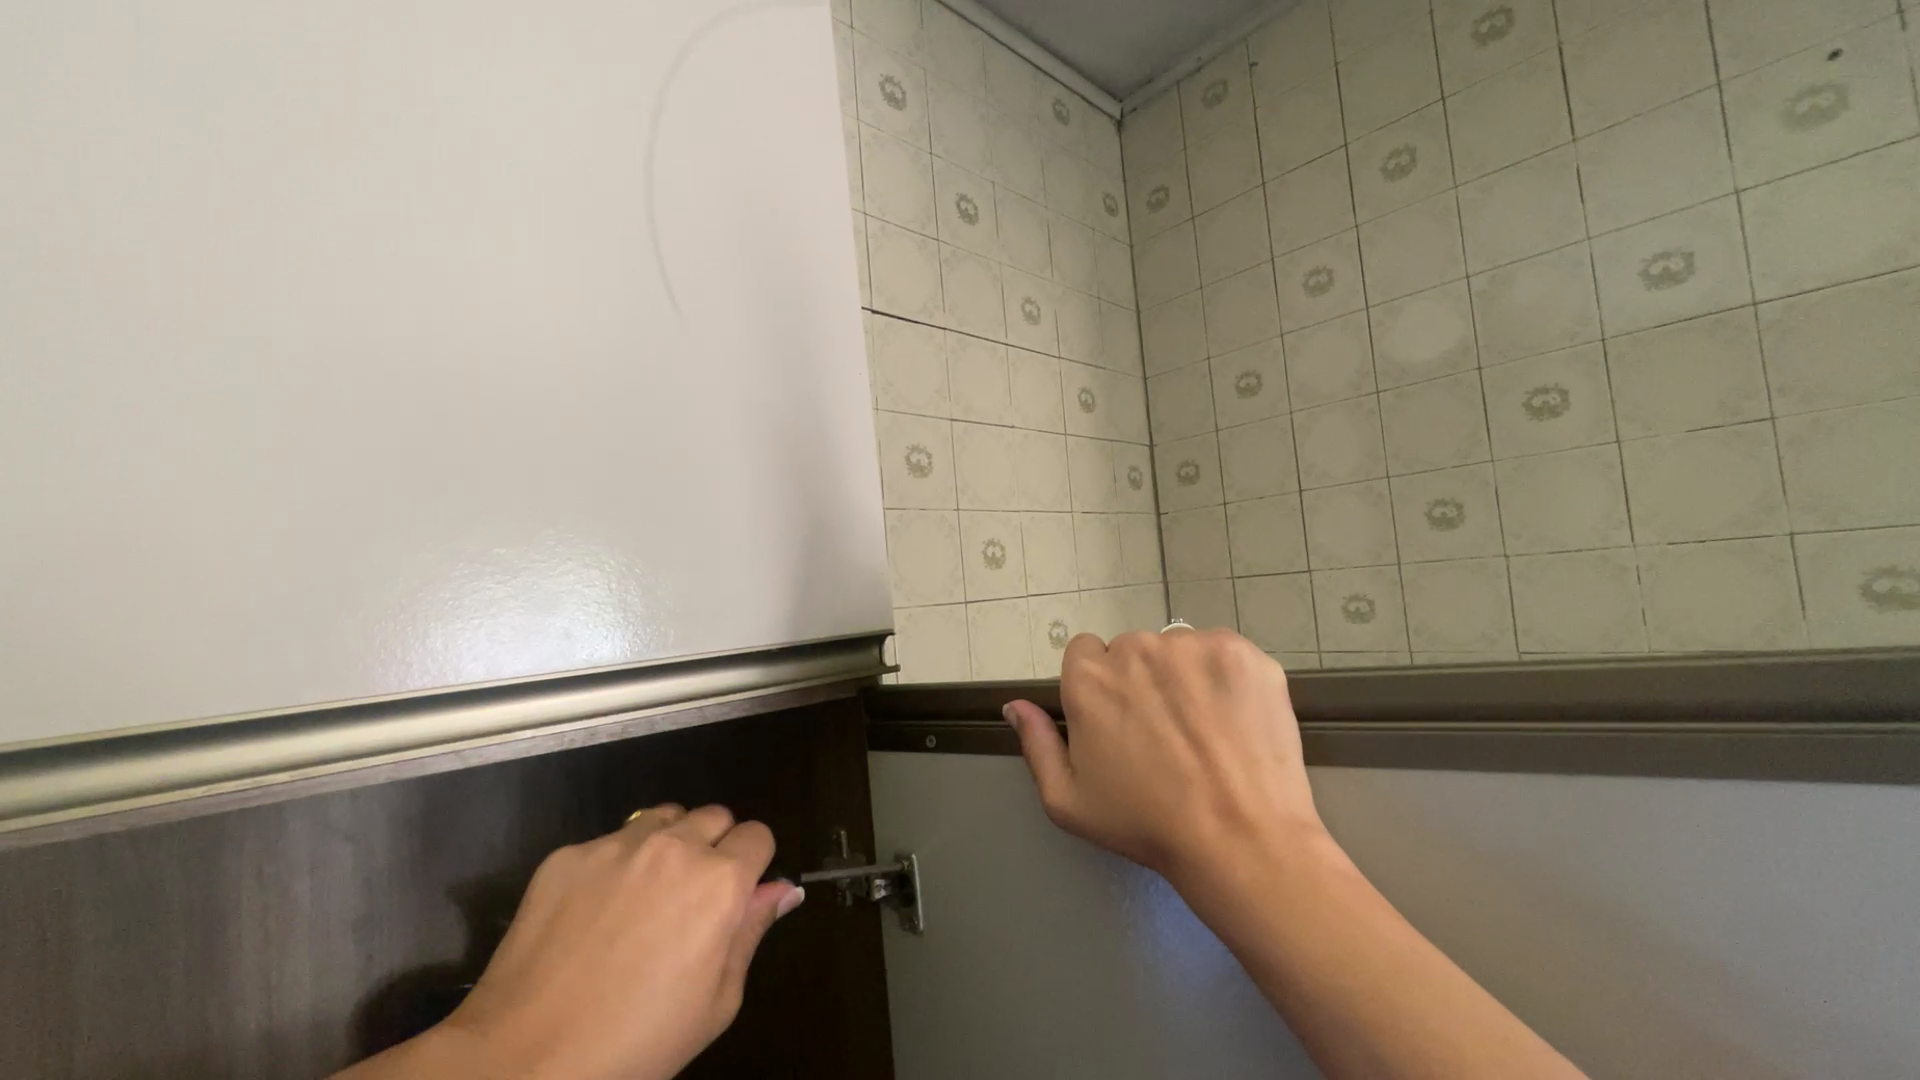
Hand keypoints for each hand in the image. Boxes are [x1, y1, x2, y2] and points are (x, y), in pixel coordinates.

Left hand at [398, 804, 803, 1079]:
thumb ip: (752, 932)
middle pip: (715, 816)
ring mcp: (616, 845)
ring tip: (645, 897)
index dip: (753, 865)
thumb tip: (782, 889)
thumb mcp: (717, 1002)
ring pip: (664, 817)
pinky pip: (609, 841)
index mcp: (720, 881)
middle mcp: (674, 847)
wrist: (524, 1060)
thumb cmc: (638, 1042)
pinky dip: (615, 865)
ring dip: (668, 844)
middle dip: (713, 848)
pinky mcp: (568, 855)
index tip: (736, 897)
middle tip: (691, 900)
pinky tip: (594, 914)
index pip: (758, 835)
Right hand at [1004, 628, 1322, 889]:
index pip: (1085, 653)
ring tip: (1204, 730)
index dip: (1101, 686)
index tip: (1120, 720)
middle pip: (1133, 650)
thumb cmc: (1147, 823)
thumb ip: (1037, 745)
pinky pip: (1223, 653)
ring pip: (1179, 649)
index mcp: (1090, 678)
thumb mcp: (1068, 801)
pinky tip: (1234, 720)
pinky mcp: (1244, 653)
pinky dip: (1226, 678)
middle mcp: (1137, 648)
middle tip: (1165, 733)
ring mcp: (1194, 646)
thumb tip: (1016, 705)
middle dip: (1143, 681)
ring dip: (1184, 676)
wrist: (1240, 839)